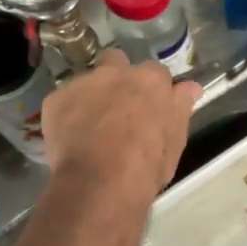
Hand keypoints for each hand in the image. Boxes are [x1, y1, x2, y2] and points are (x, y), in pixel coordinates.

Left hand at [41, 49, 199, 187]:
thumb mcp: (175, 141)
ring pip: (89, 81)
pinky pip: (64, 101)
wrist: (100, 183)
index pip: (157, 74)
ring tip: (94, 127)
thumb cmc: (147, 166)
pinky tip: (74, 137)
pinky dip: (69, 114)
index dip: (155, 91)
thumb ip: (180, 108)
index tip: (153, 109)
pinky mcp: (55, 99)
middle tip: (122, 109)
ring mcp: (82, 83)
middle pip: (118, 63)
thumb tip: (191, 87)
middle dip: (120, 79)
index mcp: (150, 81)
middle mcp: (115, 72)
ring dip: (93, 96)